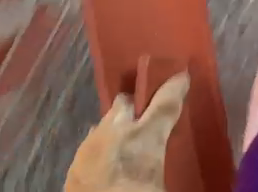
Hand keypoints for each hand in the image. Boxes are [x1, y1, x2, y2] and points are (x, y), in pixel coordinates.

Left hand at [64, 73, 189, 191]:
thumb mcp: (160, 185)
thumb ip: (170, 166)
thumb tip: (182, 166)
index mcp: (144, 139)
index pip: (166, 102)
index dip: (175, 87)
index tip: (183, 76)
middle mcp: (116, 132)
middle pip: (126, 102)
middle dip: (137, 106)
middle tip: (150, 121)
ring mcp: (91, 145)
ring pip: (107, 121)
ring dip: (118, 127)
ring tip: (130, 145)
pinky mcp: (74, 163)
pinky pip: (93, 142)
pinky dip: (104, 146)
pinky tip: (111, 163)